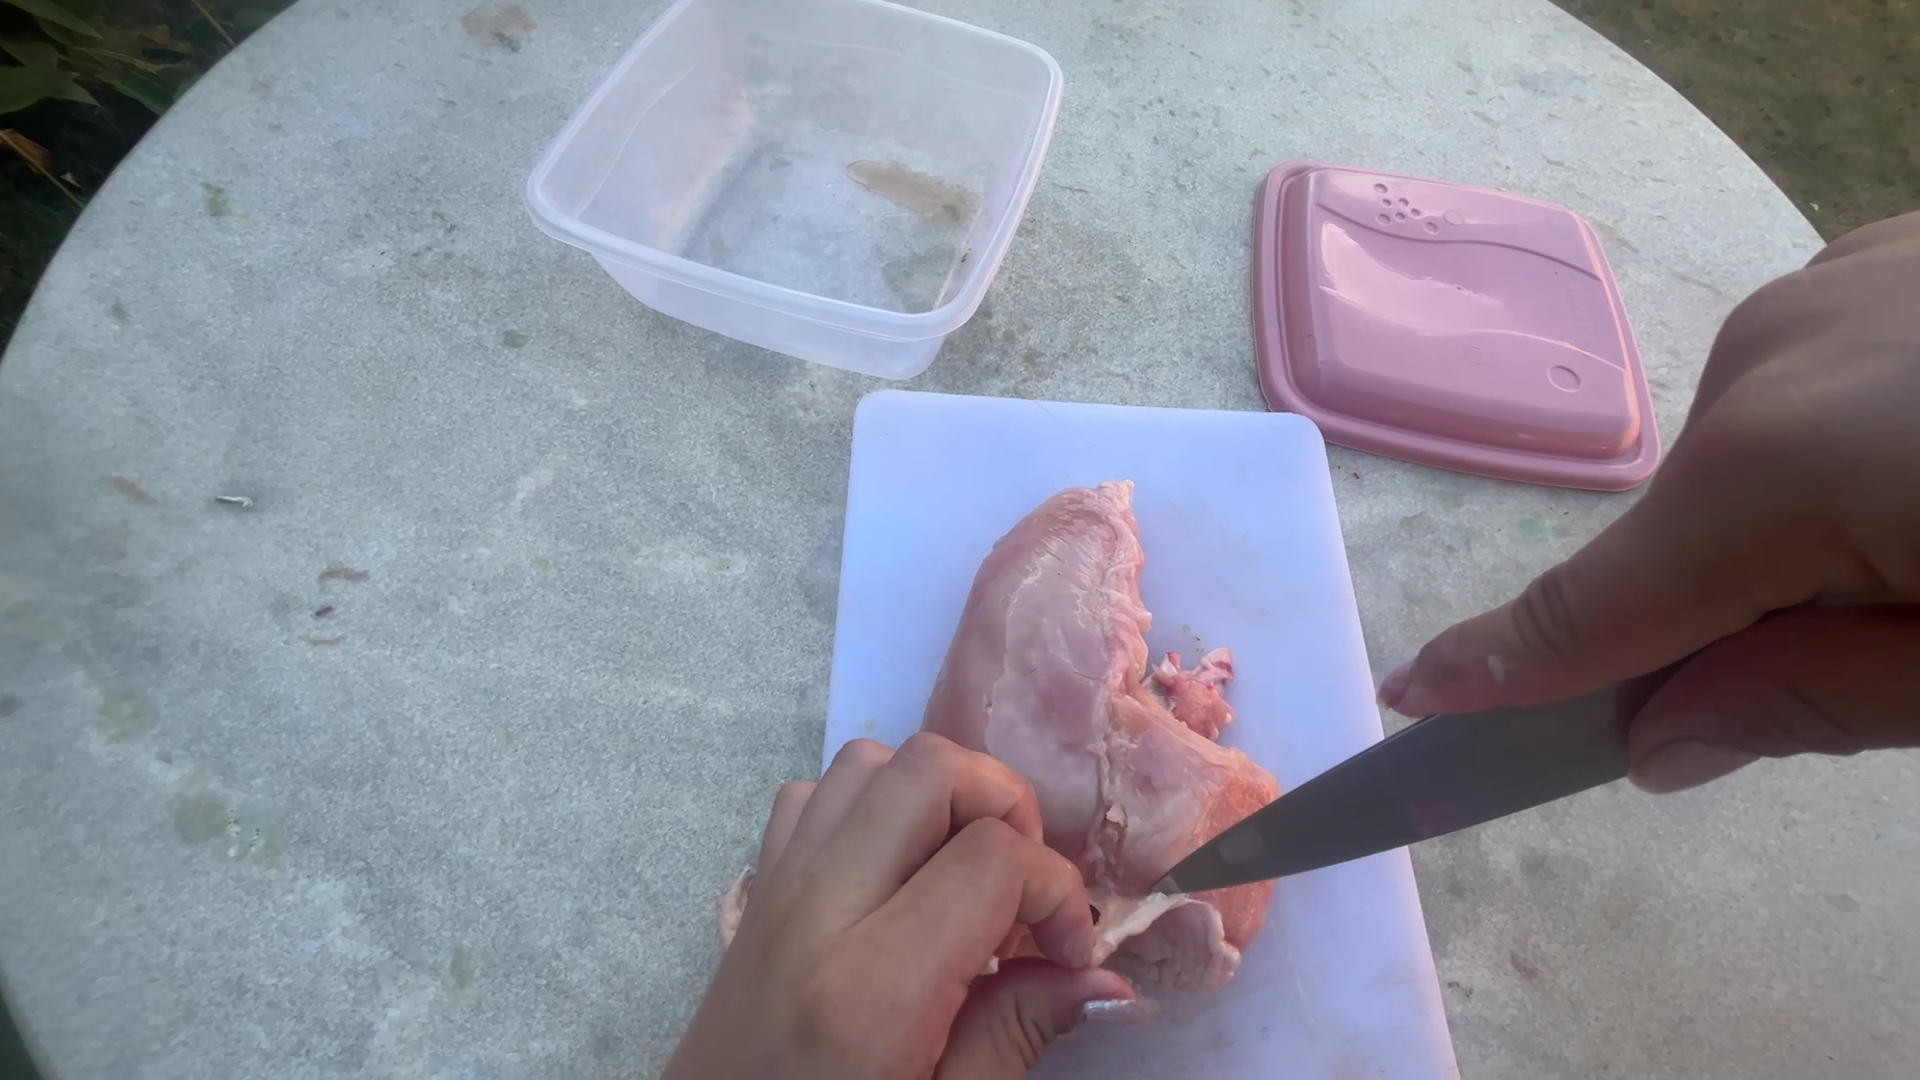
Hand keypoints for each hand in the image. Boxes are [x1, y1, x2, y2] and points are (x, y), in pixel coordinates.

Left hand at [664, 733, 1135, 1079]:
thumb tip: (1104, 978)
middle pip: (929, 769)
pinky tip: (891, 864)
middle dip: (1001, 801)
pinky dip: (868, 802)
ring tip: (960, 863)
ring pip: (870, 761)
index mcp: (873, 988)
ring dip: (935, 791)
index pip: (991, 861)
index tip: (1069, 948)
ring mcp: (779, 883)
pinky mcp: (758, 881)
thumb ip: (1020, 1031)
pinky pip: (815, 792)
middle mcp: (820, 908)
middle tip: (1020, 878)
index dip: (1057, 888)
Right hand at [1378, 210, 1919, 792]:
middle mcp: (1770, 349)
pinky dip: (1839, 435)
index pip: (1593, 604)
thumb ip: (1821, 700)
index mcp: (1789, 456)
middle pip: (1679, 527)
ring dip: (1796, 514)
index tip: (1406, 696)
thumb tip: (1657, 737)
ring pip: (1742, 450)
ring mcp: (1836, 281)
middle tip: (1884, 634)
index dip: (1496, 665)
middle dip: (1726, 602)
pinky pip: (1802, 379)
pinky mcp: (1893, 254)